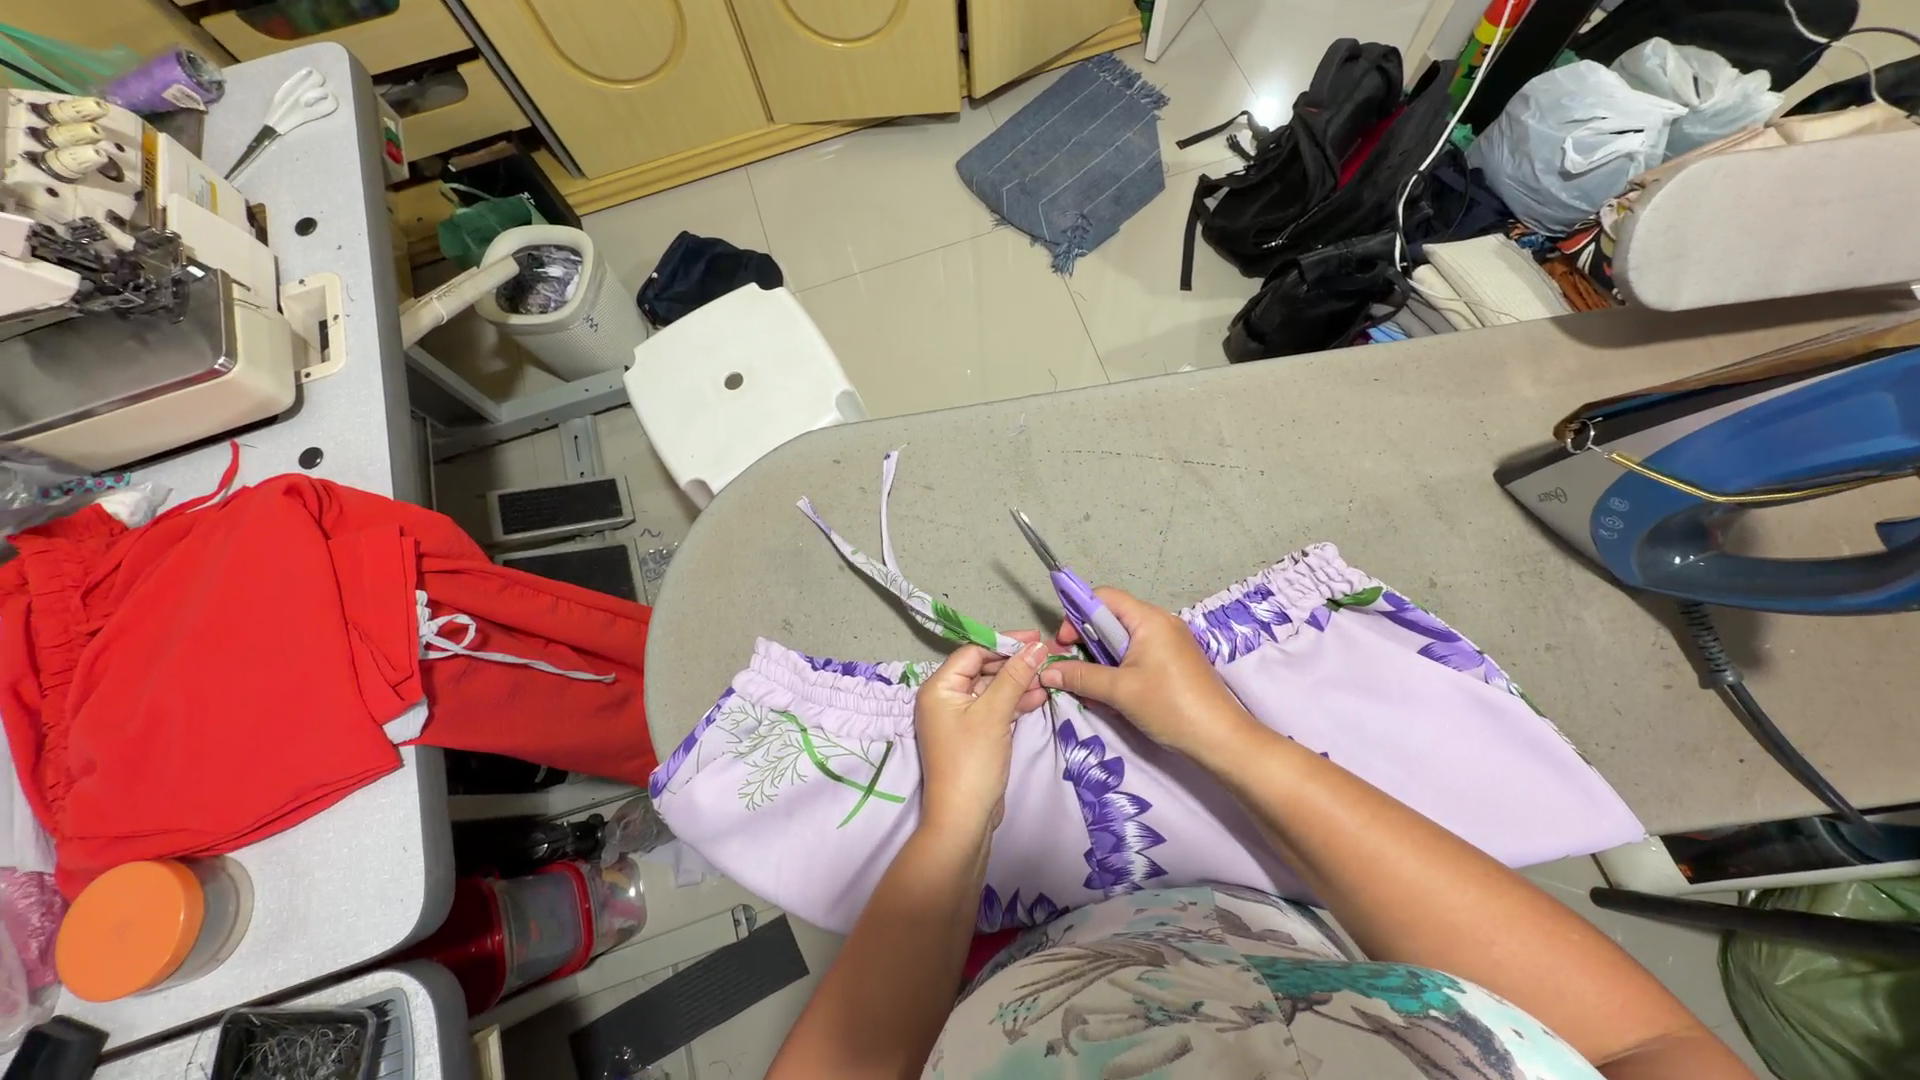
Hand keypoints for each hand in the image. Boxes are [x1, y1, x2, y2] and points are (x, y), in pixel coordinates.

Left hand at [914, 640, 1048, 839]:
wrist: (964, 818)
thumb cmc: (972, 761)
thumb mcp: (994, 713)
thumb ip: (1014, 677)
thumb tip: (1035, 647)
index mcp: (939, 688)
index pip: (973, 652)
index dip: (1004, 643)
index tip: (1036, 639)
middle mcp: (946, 698)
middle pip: (983, 668)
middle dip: (1015, 663)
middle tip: (1048, 656)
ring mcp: (961, 718)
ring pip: (992, 689)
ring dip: (1019, 682)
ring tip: (1049, 675)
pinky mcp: (976, 735)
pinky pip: (996, 708)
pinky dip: (1016, 702)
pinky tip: (1040, 696)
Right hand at [1041, 587, 1257, 757]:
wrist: (1221, 739)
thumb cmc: (1170, 706)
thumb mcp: (1120, 691)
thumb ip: (1081, 677)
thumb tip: (1047, 672)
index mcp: (1148, 620)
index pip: (1103, 597)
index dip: (1077, 615)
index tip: (1064, 644)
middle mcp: (1160, 624)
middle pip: (1111, 620)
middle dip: (1086, 644)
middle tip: (1071, 671)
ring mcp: (1169, 644)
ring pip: (1122, 644)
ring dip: (1101, 664)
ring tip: (1092, 692)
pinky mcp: (1173, 664)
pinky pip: (1136, 658)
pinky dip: (1119, 673)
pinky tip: (1113, 699)